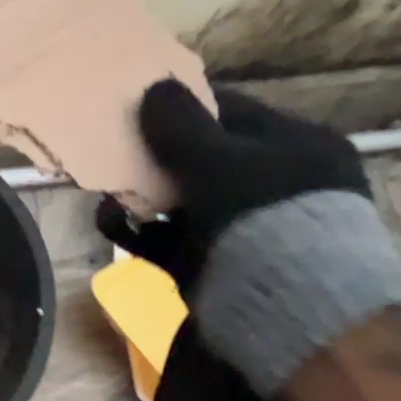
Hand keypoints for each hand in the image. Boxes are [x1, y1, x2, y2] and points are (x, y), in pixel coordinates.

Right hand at [96, 81, 367, 293]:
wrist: (288, 314)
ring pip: (181, 200)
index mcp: (295, 146)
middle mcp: (274, 184)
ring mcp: (246, 227)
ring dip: (139, 197)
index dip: (183, 105)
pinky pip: (171, 239)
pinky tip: (111, 224)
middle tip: (113, 152)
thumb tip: (154, 86)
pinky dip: (140, 232)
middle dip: (153, 157)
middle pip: (201, 157)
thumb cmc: (263, 220)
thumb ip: (180, 126)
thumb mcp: (218, 162)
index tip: (138, 104)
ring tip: (104, 196)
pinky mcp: (219, 264)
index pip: (232, 111)